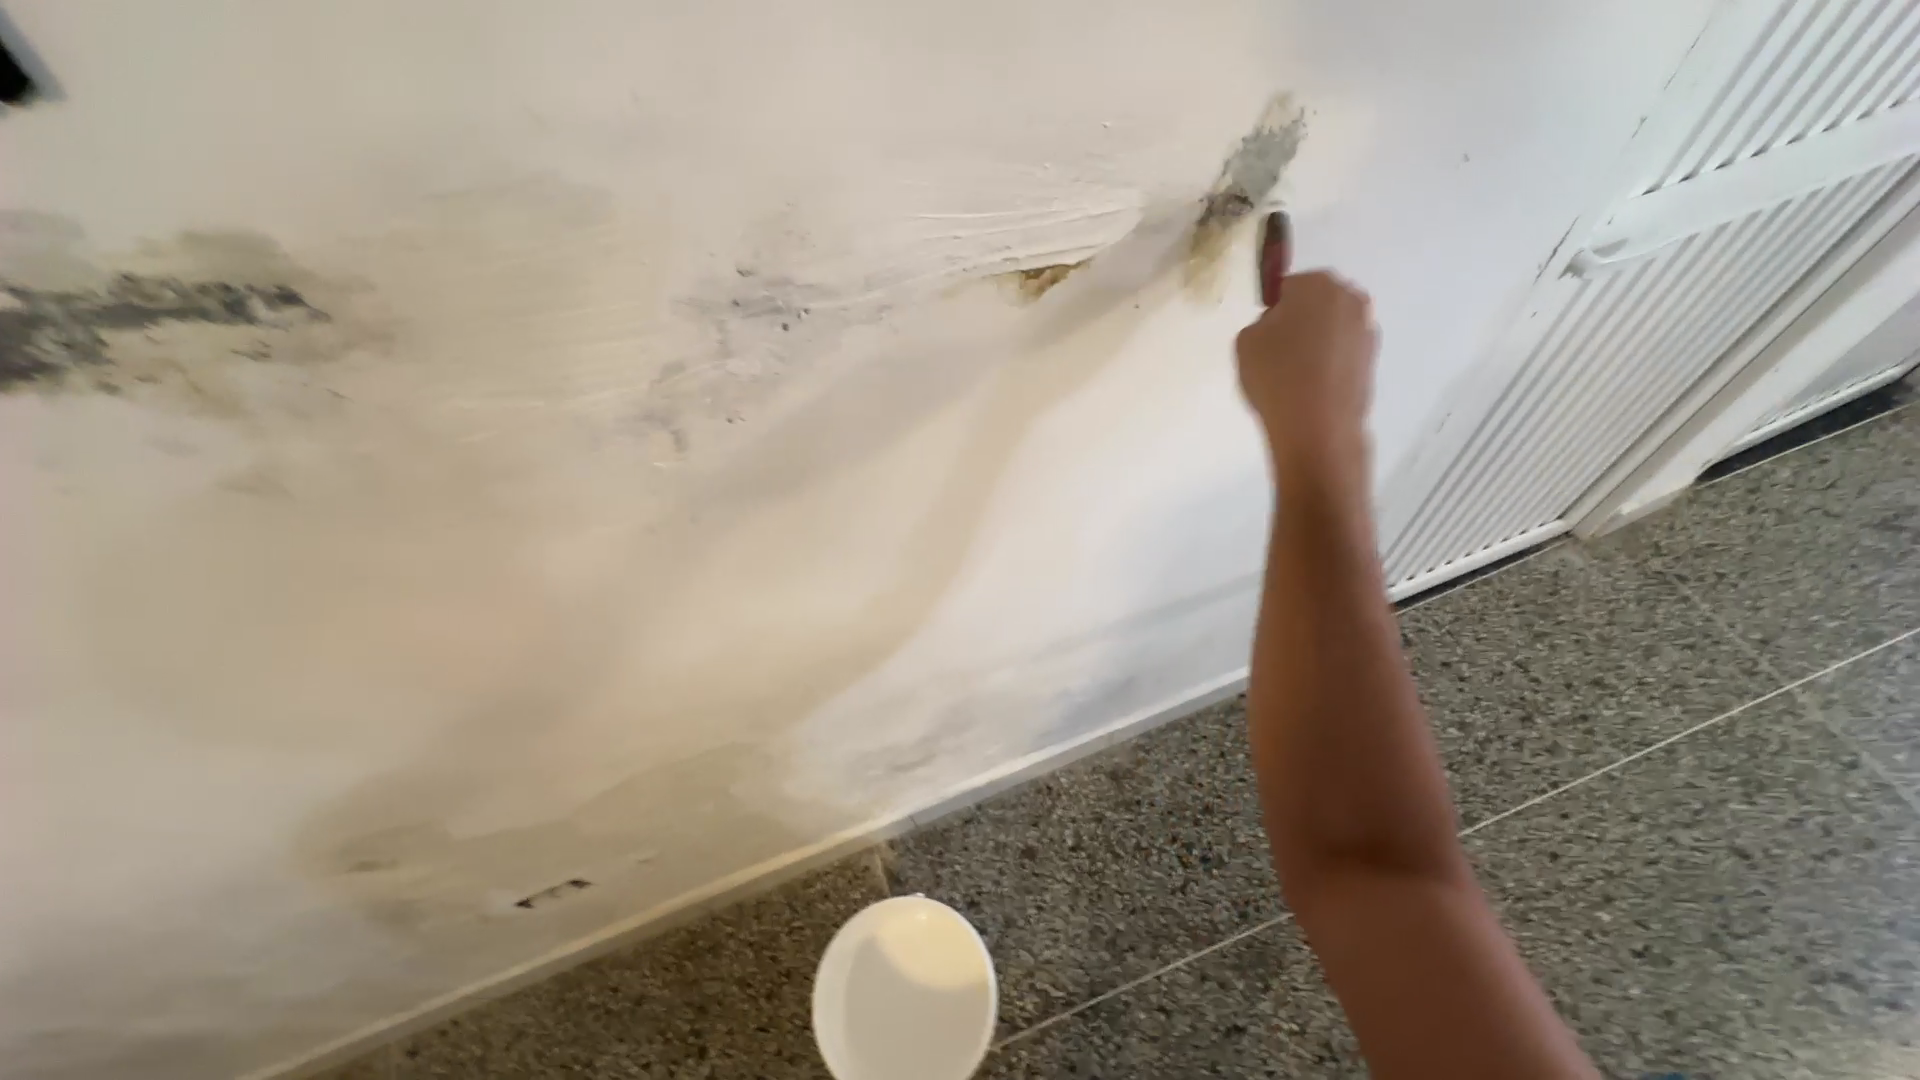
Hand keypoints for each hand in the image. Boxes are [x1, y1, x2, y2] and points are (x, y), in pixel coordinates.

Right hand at [1235, 269, 1377, 487]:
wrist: (1317, 424)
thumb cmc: (1276, 374)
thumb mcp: (1245, 341)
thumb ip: (1262, 323)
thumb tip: (1279, 327)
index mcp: (1316, 283)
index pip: (1288, 285)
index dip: (1273, 308)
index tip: (1264, 333)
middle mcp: (1349, 298)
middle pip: (1317, 303)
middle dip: (1300, 320)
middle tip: (1278, 351)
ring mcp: (1366, 328)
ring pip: (1333, 328)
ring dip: (1317, 342)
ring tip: (1295, 373)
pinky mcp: (1373, 359)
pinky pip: (1342, 352)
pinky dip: (1329, 363)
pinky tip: (1312, 387)